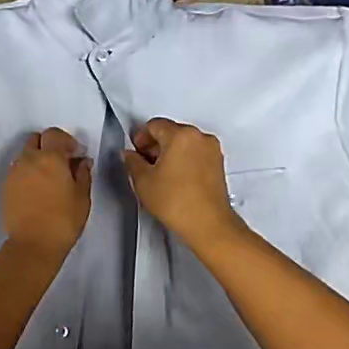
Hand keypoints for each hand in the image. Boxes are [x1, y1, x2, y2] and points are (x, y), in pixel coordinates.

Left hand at [2, 128, 91, 257]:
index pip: (54, 134)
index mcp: (50, 158)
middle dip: (49, 145)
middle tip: (62, 162)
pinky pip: (16, 169)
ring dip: (36, 158)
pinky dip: (27, 171)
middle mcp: (28, 159)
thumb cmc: (63, 221)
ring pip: (24, 154)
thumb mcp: (82, 197)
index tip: (76, 154)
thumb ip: (83, 174)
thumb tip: (83, 162)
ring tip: (48, 177)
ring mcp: (14, 172)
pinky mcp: (6, 186)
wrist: (33, 244)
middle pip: (36, 139)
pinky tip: (36, 189)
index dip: (66, 140)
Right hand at [123, 118, 243, 246]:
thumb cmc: (180, 203)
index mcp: (181, 135)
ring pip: (184, 142)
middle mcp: (200, 138)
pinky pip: (196, 153)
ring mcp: (212, 151)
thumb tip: (130, 156)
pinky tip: (174, 179)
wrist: (207, 223)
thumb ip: (132, 161)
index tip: (135, 149)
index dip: (140, 137)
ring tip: (159, 173)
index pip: (154, 125)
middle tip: (143, 161)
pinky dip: (184, 160)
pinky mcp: (218, 164)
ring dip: (170, 152)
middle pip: (171, 131)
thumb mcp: (142, 180)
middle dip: (155, 145)